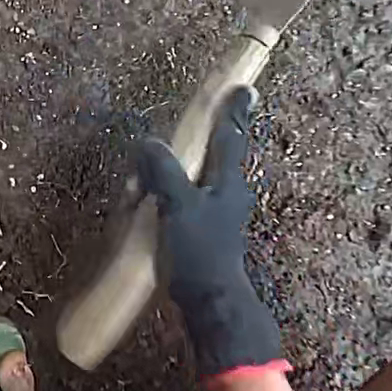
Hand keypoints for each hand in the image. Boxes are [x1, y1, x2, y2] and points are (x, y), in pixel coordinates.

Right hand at [138, 87, 283, 375]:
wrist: (209, 301)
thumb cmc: (201, 251)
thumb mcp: (180, 207)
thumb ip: (165, 172)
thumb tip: (148, 141)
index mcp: (226, 183)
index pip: (229, 139)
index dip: (233, 113)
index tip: (243, 88)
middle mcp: (225, 193)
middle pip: (219, 154)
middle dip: (215, 134)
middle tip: (210, 115)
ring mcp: (214, 212)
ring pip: (201, 175)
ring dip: (186, 162)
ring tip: (165, 156)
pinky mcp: (200, 228)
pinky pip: (184, 195)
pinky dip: (171, 186)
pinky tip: (152, 192)